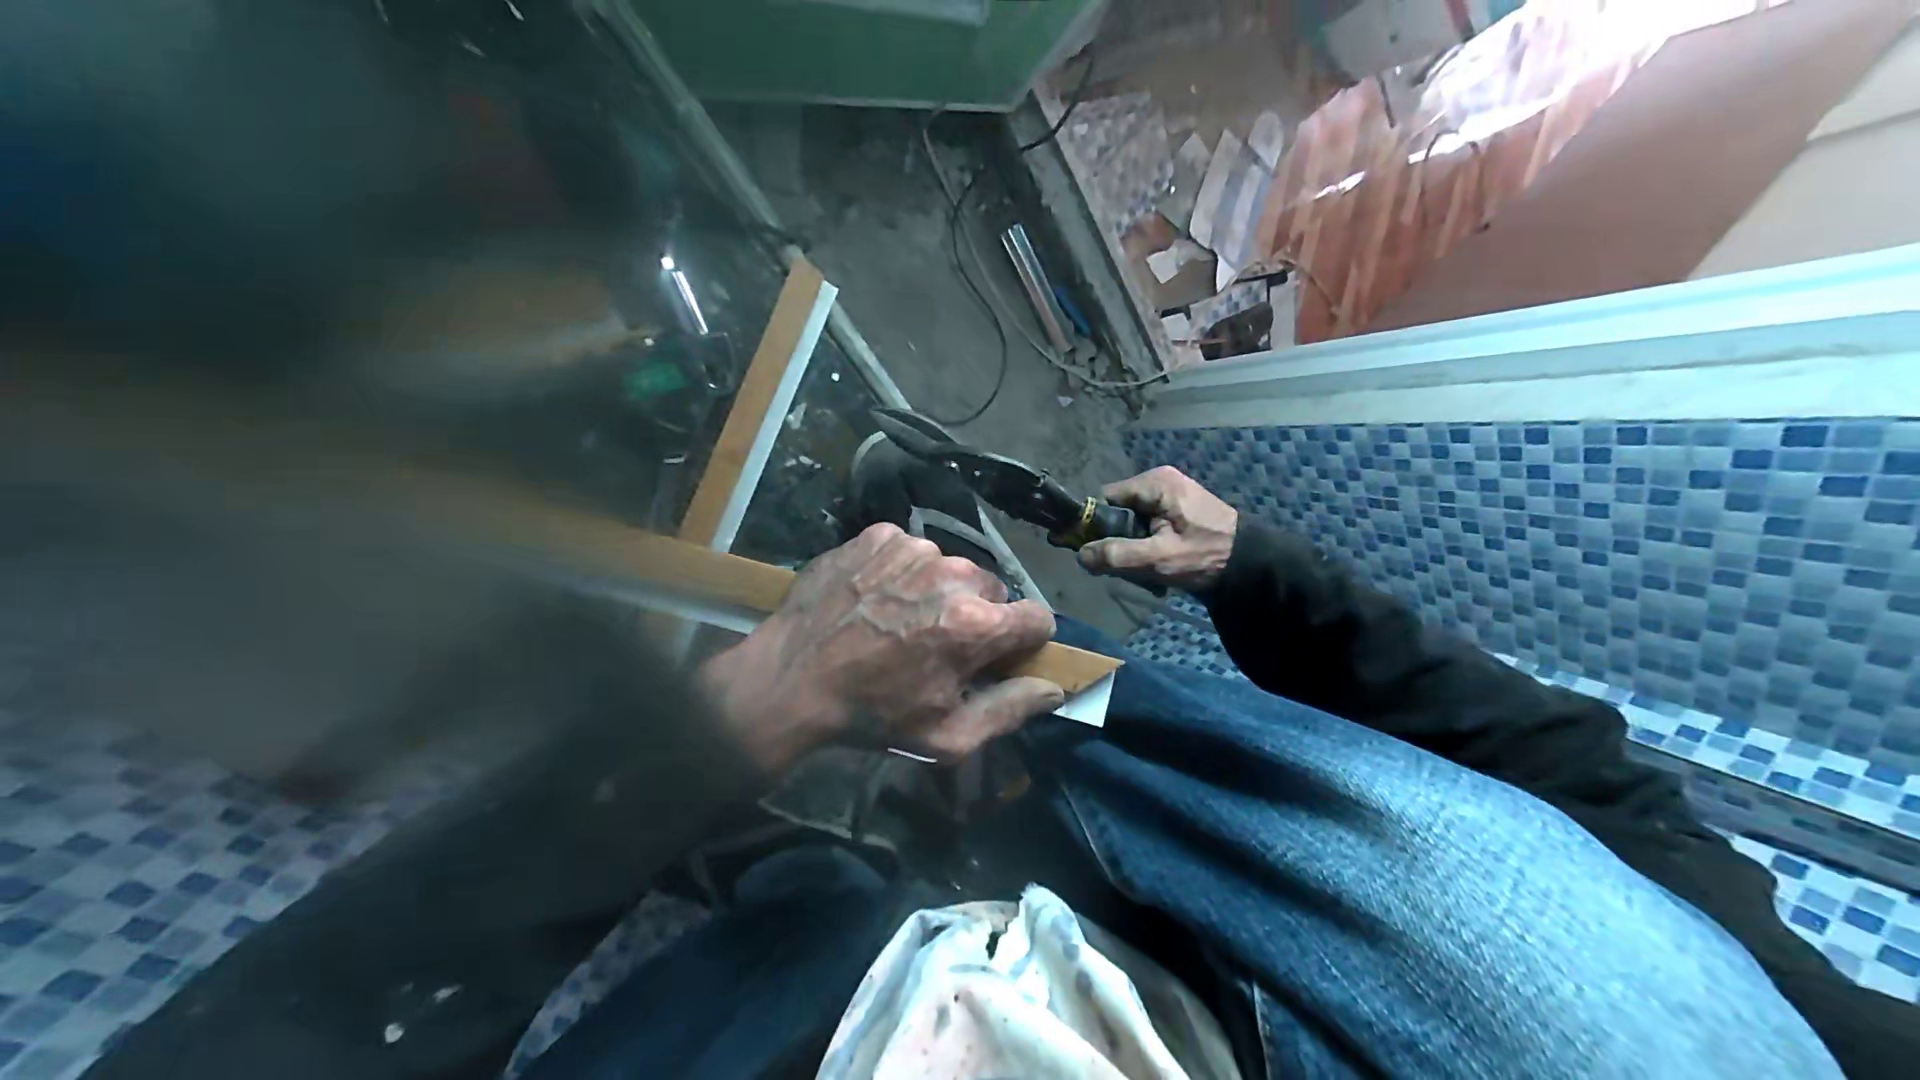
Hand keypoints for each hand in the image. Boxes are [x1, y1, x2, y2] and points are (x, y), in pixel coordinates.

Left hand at [699, 523, 1062, 772]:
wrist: (790, 679)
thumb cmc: (872, 715)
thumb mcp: (948, 736)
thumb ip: (1011, 709)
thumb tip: (1055, 686)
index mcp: (975, 624)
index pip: (1037, 617)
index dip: (1024, 639)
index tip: (1001, 653)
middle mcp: (953, 574)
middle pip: (992, 592)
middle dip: (977, 616)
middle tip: (937, 642)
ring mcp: (913, 549)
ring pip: (951, 569)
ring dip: (938, 592)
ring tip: (899, 619)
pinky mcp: (879, 535)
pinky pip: (912, 551)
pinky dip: (903, 572)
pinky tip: (875, 598)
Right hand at [1077, 466, 1237, 590]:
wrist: (1251, 565)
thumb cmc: (1204, 556)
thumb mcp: (1157, 558)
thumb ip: (1116, 555)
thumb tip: (1080, 554)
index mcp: (1154, 483)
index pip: (1105, 500)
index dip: (1098, 527)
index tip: (1105, 554)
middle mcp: (1159, 480)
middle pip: (1118, 512)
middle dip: (1120, 542)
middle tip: (1132, 568)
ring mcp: (1171, 493)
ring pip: (1132, 521)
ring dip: (1135, 548)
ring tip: (1150, 570)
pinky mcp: (1178, 507)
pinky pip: (1148, 524)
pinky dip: (1149, 545)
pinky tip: (1161, 563)